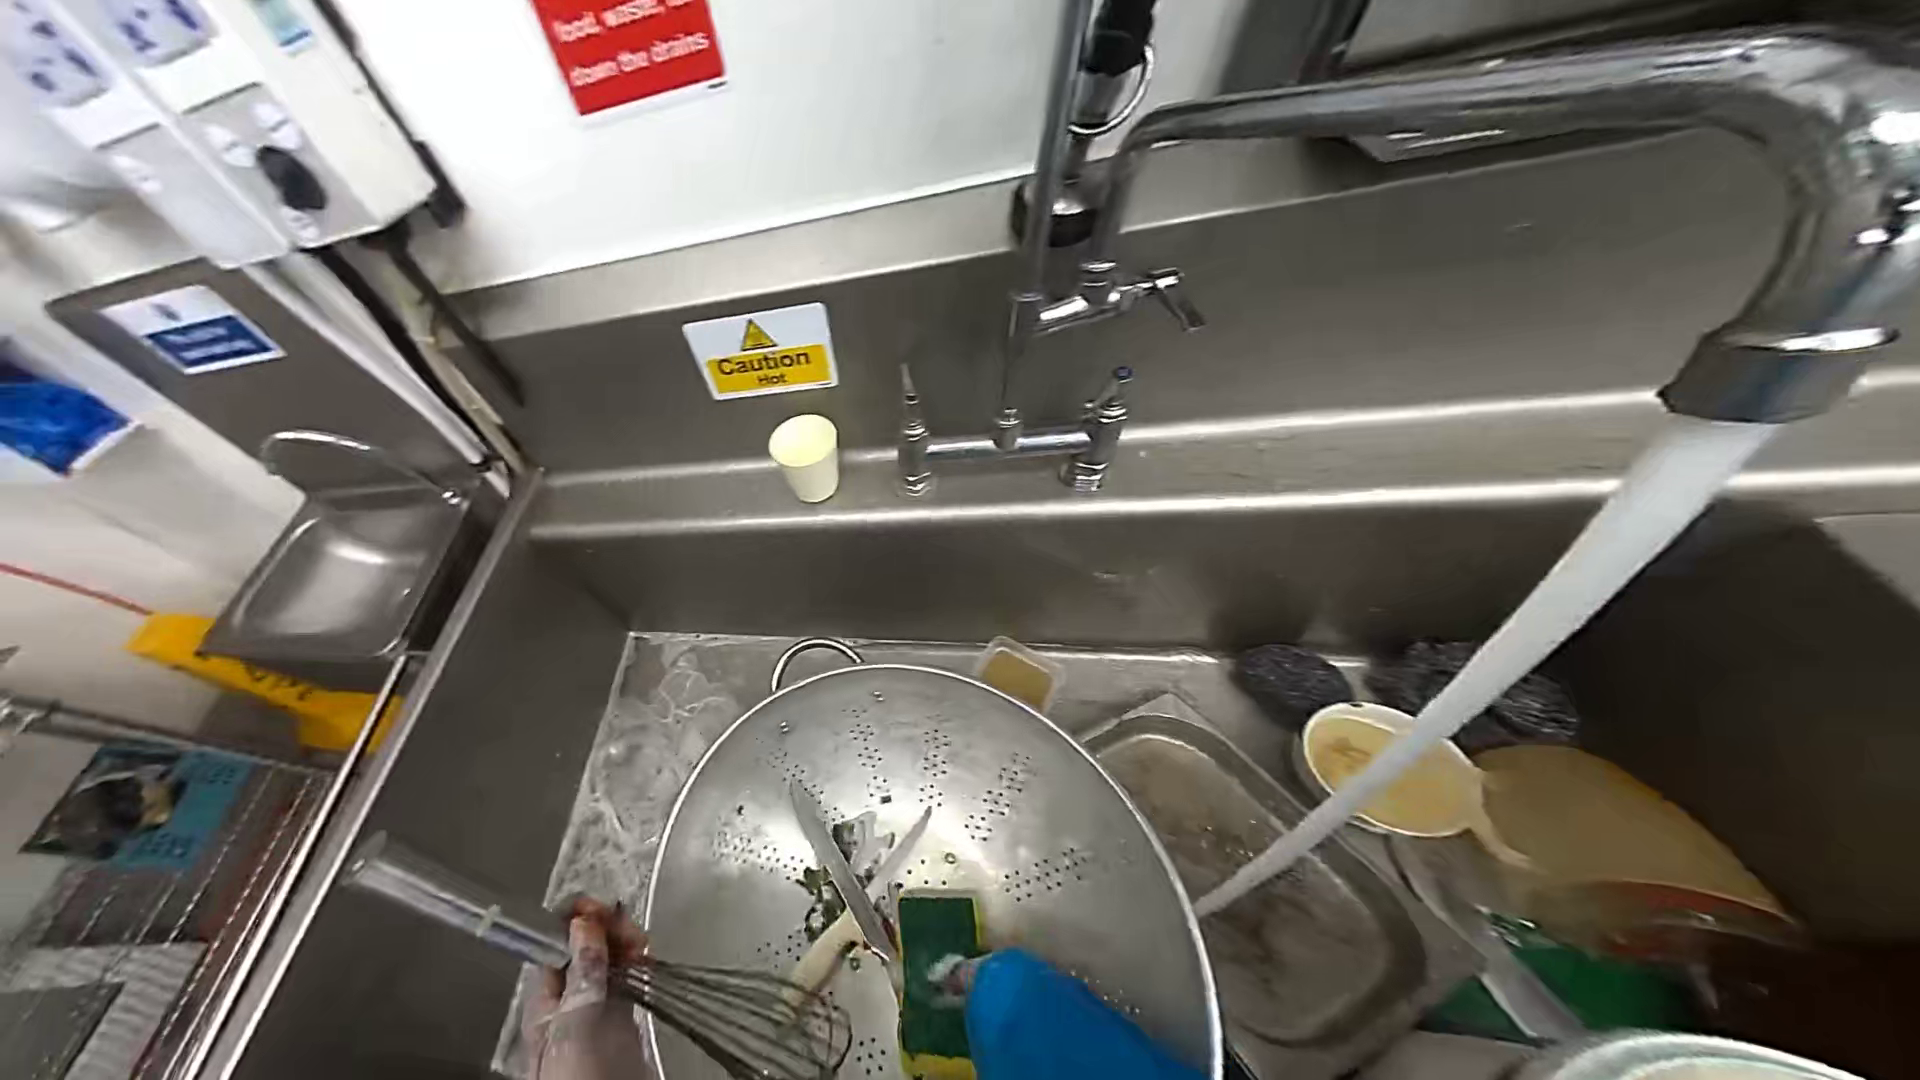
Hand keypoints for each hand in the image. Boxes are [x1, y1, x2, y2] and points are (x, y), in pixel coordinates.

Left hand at [522, 899, 653, 1079]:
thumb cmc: (579, 1077)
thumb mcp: (576, 1025)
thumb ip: (582, 975)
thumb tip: (582, 922)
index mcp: (545, 1001)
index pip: (553, 945)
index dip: (574, 920)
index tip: (601, 907)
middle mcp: (568, 999)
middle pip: (583, 946)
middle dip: (606, 928)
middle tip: (630, 930)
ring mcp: (595, 1007)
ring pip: (608, 957)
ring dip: (625, 940)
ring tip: (642, 943)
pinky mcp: (621, 1017)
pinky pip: (627, 976)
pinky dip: (638, 960)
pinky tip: (647, 957)